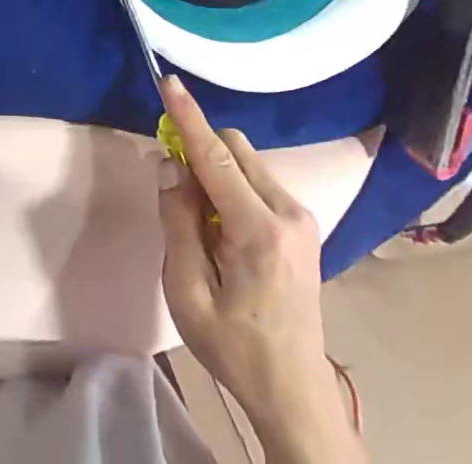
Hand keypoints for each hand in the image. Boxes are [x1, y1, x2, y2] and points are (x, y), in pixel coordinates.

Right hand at [157, 76, 364, 462]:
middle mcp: (289, 211)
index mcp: (259, 229)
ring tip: (199, 224)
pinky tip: (220, 230)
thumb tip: (170, 166)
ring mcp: (301, 218)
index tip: (169, 81)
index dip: (188, 116)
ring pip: (247, 162)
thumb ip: (177, 221)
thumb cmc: (233, 346)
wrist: (294, 390)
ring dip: (214, 171)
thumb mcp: (186, 290)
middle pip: (235, 149)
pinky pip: (257, 182)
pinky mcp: (302, 226)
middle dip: (199, 149)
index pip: (216, 156)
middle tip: (173, 187)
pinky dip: (230, 186)